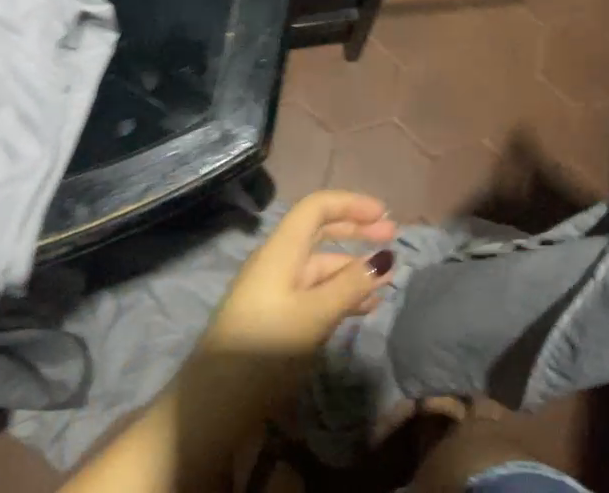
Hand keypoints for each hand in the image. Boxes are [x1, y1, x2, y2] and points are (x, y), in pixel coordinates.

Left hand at [198, 190, 398, 360]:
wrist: (215, 404)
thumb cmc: (265, 349)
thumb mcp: (314, 315)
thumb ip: (351, 285)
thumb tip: (385, 257)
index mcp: (280, 251)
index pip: (316, 208)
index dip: (351, 204)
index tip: (385, 215)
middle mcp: (278, 264)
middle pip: (319, 232)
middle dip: (356, 231)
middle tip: (393, 238)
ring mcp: (276, 292)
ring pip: (321, 267)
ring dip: (353, 269)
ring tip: (386, 282)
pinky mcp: (278, 320)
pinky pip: (317, 294)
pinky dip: (343, 294)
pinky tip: (365, 308)